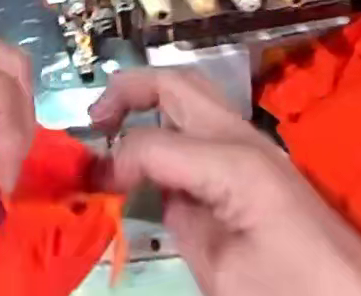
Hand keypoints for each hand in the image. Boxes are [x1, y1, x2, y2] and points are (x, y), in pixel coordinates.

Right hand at [89, 71, 360, 295]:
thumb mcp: (225, 276)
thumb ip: (180, 223)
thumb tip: (155, 192)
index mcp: (233, 162)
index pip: (150, 143)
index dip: (116, 161)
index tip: (96, 183)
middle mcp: (243, 138)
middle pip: (172, 83)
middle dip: (125, 91)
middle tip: (96, 121)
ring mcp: (257, 146)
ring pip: (190, 91)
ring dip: (148, 99)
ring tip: (118, 125)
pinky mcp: (264, 163)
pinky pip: (206, 121)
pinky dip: (171, 121)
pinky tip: (158, 154)